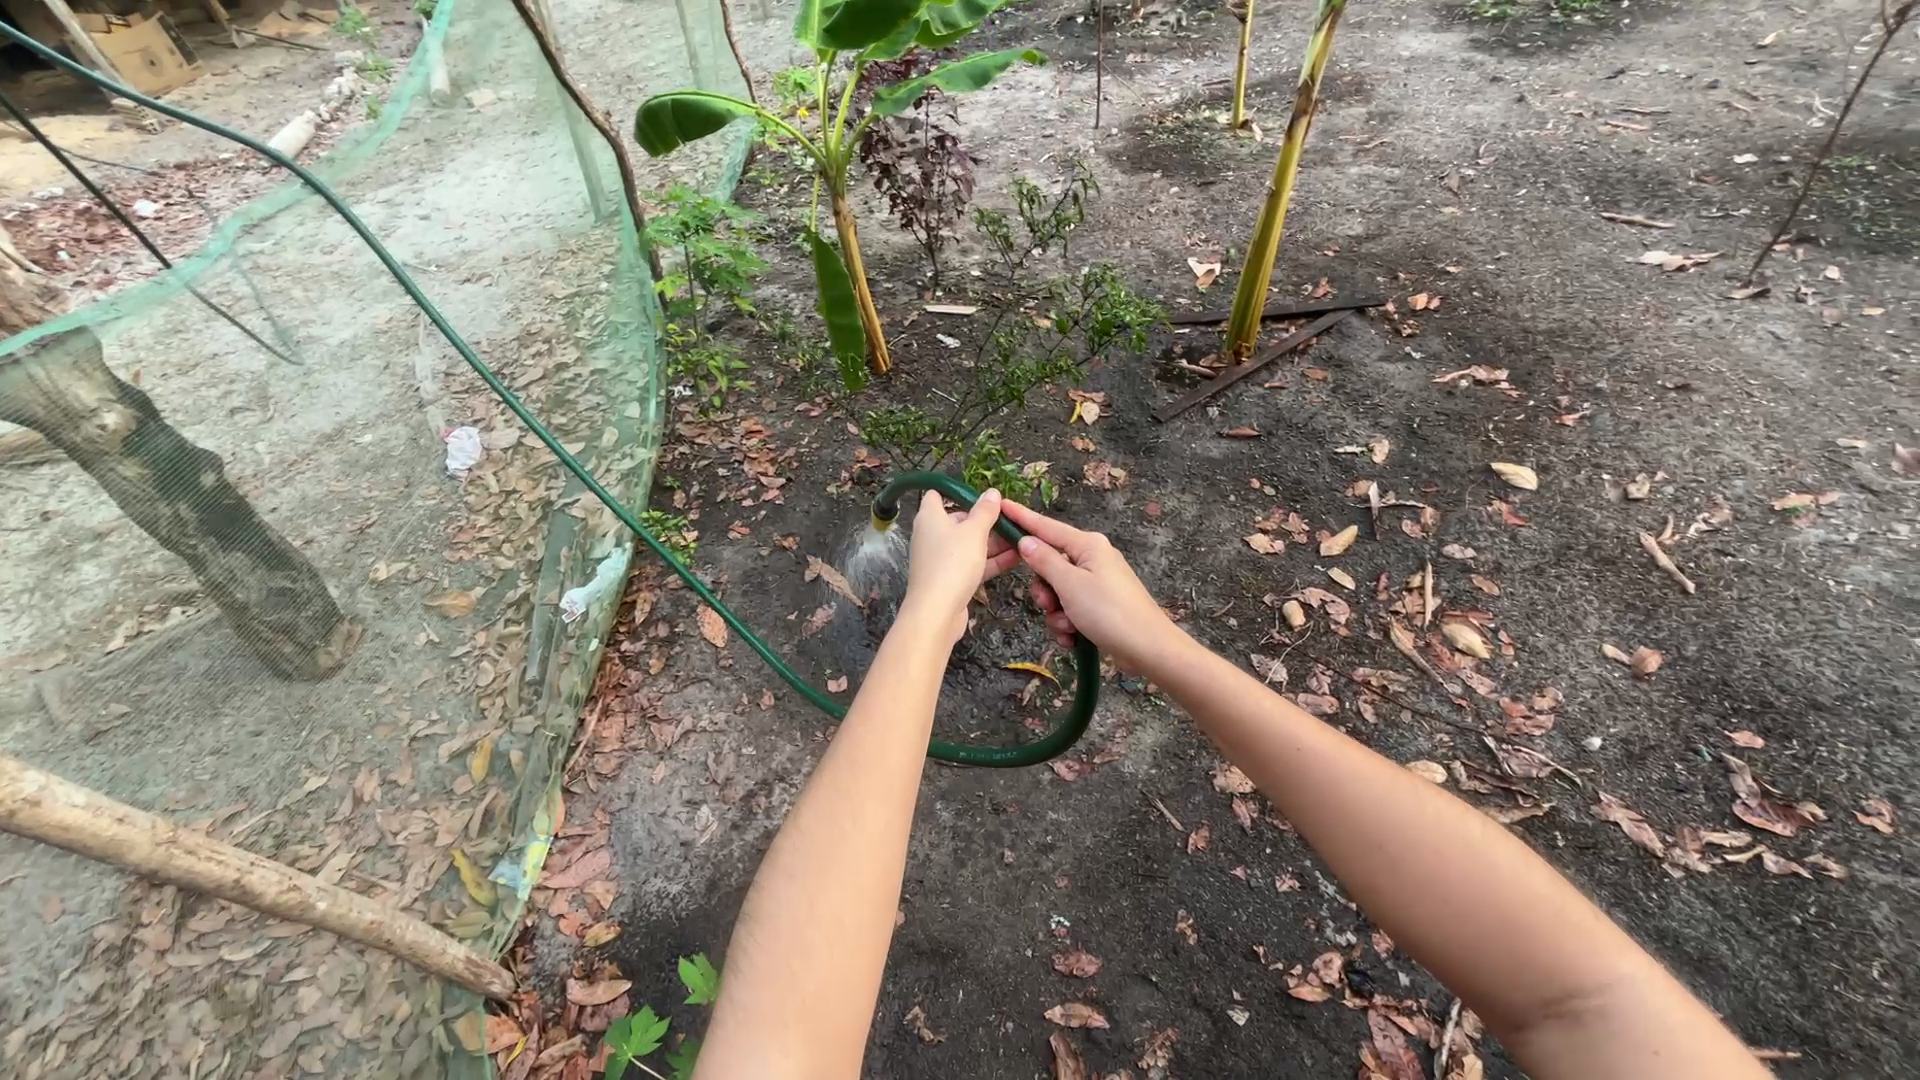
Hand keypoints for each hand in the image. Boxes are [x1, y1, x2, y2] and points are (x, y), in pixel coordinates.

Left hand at [902, 488, 1010, 643]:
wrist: (937, 612)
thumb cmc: (952, 563)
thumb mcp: (974, 532)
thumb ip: (985, 512)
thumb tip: (992, 492)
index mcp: (930, 518)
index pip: (936, 496)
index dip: (955, 493)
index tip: (979, 495)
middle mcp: (932, 536)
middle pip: (959, 521)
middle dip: (985, 520)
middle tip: (1012, 519)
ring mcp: (941, 559)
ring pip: (969, 545)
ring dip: (993, 542)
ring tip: (1021, 538)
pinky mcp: (950, 579)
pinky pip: (972, 564)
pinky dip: (991, 561)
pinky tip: (1016, 558)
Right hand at [1000, 500, 1179, 672]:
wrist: (1148, 648)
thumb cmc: (1109, 612)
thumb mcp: (1069, 585)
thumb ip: (1044, 561)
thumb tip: (1026, 541)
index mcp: (1087, 545)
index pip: (1046, 527)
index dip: (1022, 518)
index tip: (1002, 505)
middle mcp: (1093, 559)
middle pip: (1050, 565)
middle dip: (1044, 590)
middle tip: (1049, 605)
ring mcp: (1098, 583)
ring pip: (1058, 591)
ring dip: (1056, 613)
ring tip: (1068, 627)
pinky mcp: (1101, 605)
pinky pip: (1072, 609)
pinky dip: (1068, 624)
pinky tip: (1074, 638)